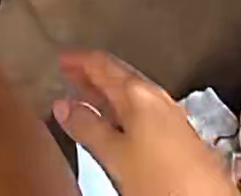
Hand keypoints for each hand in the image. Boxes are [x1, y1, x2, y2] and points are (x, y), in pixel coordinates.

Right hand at [52, 50, 238, 195]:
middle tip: (68, 76)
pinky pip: (143, 111)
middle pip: (117, 75)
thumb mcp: (115, 156)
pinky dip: (122, 110)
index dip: (79, 60)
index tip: (59, 59)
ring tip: (85, 100)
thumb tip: (61, 104)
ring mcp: (171, 116)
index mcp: (137, 93)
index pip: (102, 63)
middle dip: (91, 75)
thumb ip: (86, 127)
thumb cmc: (160, 181)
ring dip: (106, 94)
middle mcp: (155, 97)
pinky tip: (115, 126)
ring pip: (130, 94)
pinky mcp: (181, 138)